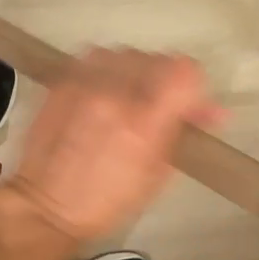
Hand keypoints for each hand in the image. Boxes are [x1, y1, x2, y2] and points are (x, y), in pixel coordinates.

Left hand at [7, 48, 221, 241]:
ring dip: (139, 73)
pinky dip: (111, 72)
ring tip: (134, 100)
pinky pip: (99, 58)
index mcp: (143, 123)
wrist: (46, 205)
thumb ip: (181, 134)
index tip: (192, 109)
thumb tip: (211, 112)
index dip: (195, 88)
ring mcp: (85, 82)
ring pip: (129, 54)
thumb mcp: (157, 176)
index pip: (185, 71)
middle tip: (165, 109)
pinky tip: (108, 95)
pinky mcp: (63, 79)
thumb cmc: (107, 202)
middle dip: (169, 83)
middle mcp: (115, 93)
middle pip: (159, 59)